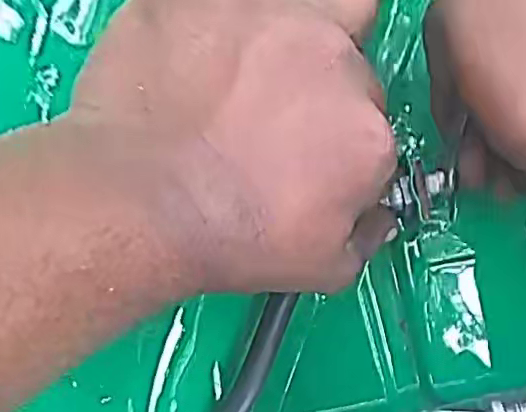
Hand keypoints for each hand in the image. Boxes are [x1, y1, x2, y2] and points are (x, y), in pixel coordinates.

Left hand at [65, 0, 397, 294]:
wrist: (146, 203)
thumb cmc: (241, 242)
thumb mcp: (328, 270)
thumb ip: (368, 235)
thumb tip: (374, 214)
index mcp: (369, 136)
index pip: (378, 137)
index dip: (351, 159)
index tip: (322, 175)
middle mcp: (336, 62)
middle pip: (352, 71)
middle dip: (327, 99)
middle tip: (283, 131)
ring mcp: (271, 15)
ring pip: (318, 10)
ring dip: (305, 40)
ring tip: (266, 76)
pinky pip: (239, 4)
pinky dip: (236, 29)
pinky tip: (214, 64)